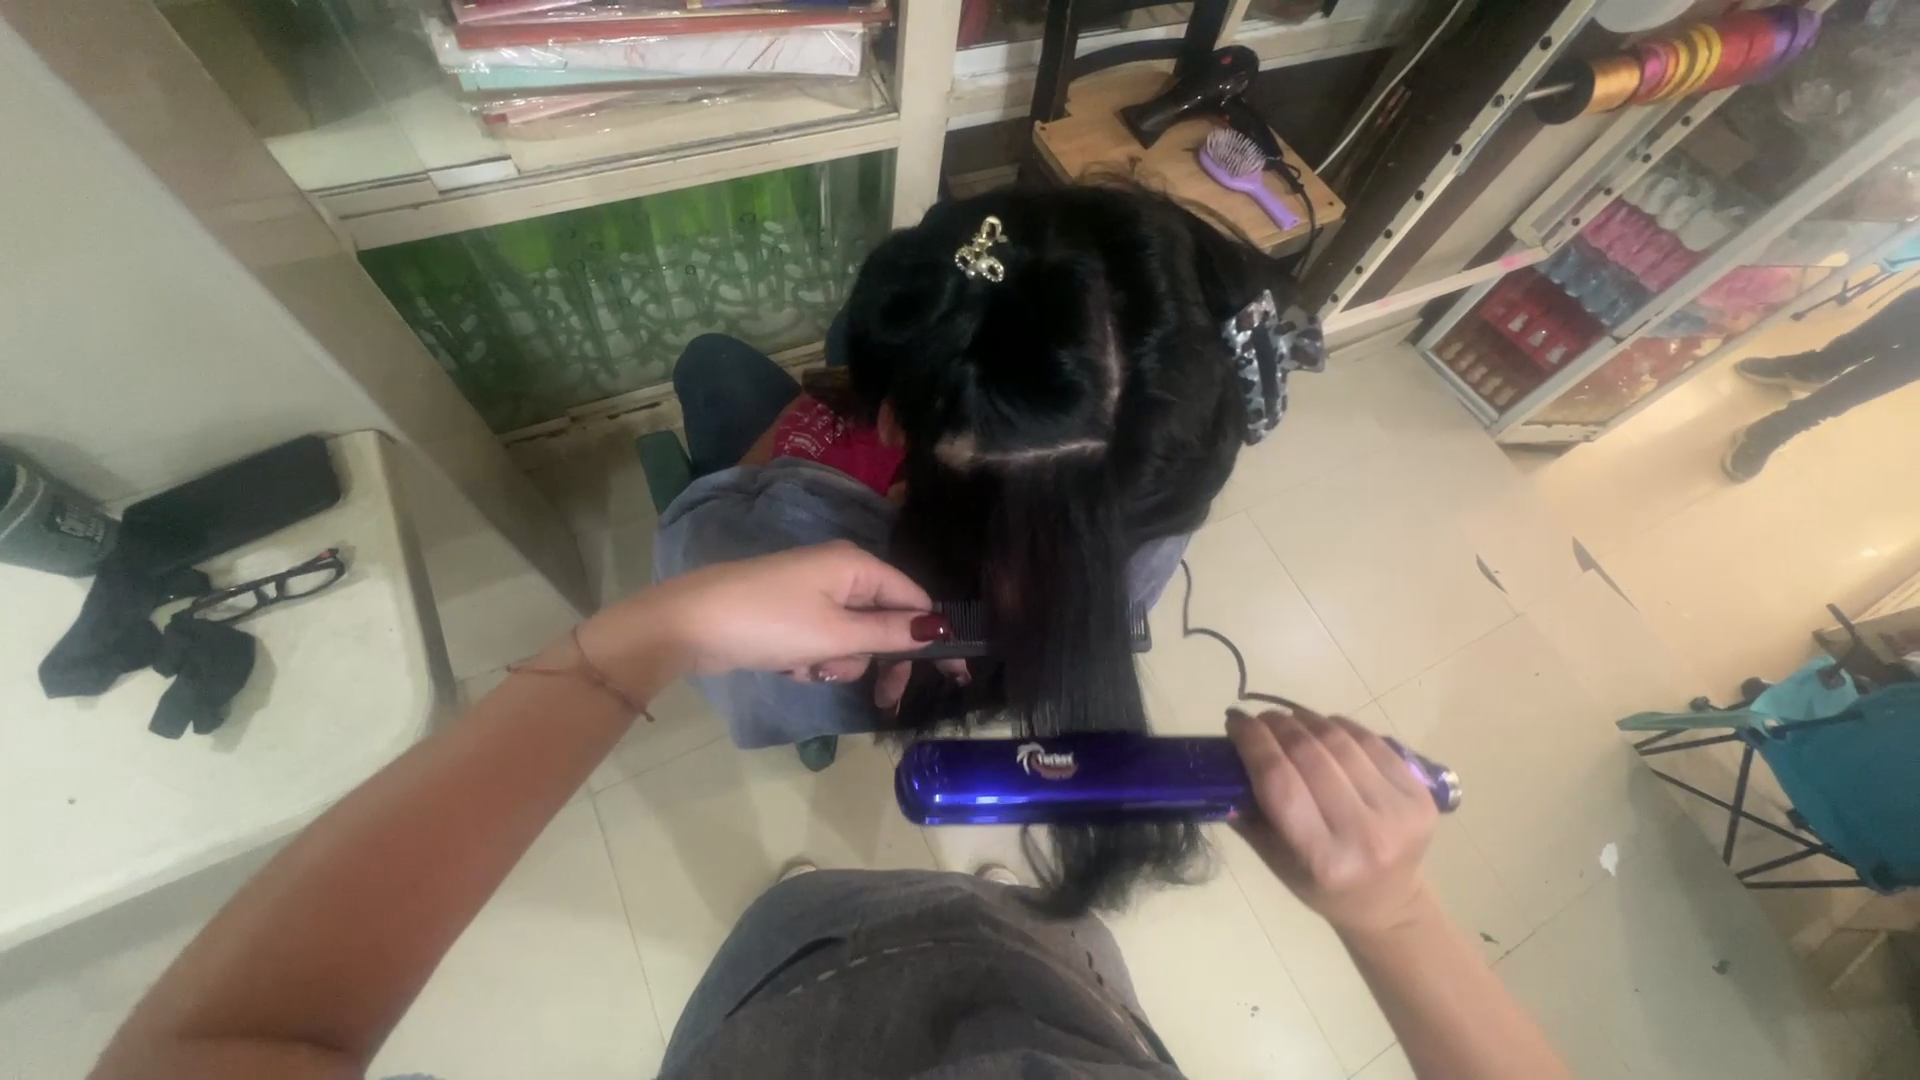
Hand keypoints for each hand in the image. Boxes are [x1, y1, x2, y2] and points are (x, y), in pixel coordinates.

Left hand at [576, 542, 947, 692]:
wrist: (687, 625)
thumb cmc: (768, 623)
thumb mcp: (835, 634)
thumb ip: (890, 633)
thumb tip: (939, 628)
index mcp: (857, 566)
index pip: (915, 600)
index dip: (934, 637)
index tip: (952, 676)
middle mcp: (840, 572)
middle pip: (885, 620)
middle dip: (877, 658)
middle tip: (882, 699)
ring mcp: (813, 591)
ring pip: (853, 637)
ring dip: (838, 661)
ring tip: (807, 667)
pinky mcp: (791, 612)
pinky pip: (823, 639)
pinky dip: (814, 658)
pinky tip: (789, 665)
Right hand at [1227, 707, 1437, 936]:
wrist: (1388, 903)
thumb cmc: (1319, 885)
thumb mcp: (1273, 857)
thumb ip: (1247, 809)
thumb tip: (1225, 754)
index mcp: (1322, 857)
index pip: (1279, 780)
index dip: (1253, 741)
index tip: (1234, 719)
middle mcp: (1365, 835)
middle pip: (1309, 755)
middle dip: (1276, 725)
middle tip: (1258, 718)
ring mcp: (1399, 812)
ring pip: (1340, 741)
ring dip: (1306, 720)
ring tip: (1287, 719)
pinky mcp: (1421, 796)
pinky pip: (1372, 741)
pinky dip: (1340, 725)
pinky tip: (1323, 727)